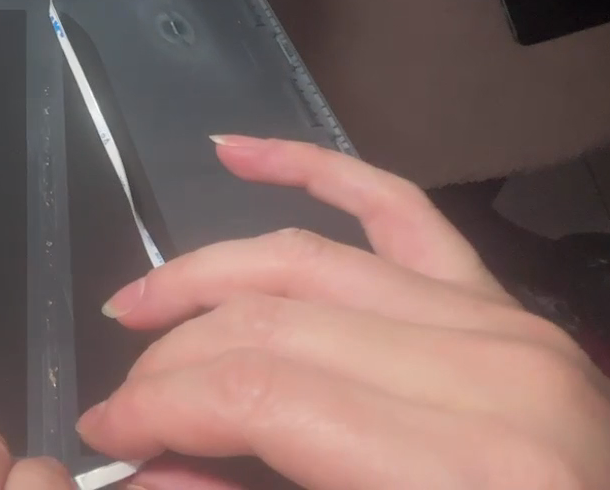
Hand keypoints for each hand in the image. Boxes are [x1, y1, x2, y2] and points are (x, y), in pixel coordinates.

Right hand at [77, 136, 609, 489]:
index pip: (256, 392)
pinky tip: (232, 151)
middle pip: (265, 324)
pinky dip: (307, 168)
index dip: (157, 406)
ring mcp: (502, 319)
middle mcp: (487, 370)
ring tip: (138, 305)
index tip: (102, 431)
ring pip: (297, 260)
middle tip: (123, 403)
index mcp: (474, 467)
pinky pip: (393, 207)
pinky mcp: (507, 301)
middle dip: (170, 362)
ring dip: (198, 276)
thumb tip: (146, 476)